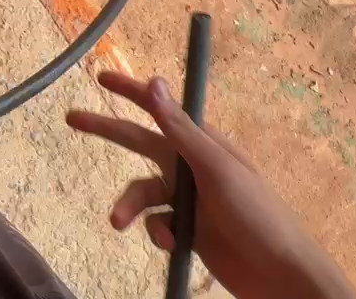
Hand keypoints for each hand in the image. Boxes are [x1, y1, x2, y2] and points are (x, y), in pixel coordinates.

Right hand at [67, 72, 355, 298]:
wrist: (283, 279)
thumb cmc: (258, 215)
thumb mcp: (216, 168)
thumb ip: (179, 127)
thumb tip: (153, 81)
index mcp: (198, 143)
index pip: (157, 107)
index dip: (130, 91)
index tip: (102, 77)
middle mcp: (188, 165)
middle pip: (137, 141)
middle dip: (105, 130)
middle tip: (72, 119)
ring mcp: (187, 199)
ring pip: (142, 191)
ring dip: (128, 205)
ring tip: (117, 221)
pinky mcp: (187, 230)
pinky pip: (156, 223)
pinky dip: (157, 232)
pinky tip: (171, 243)